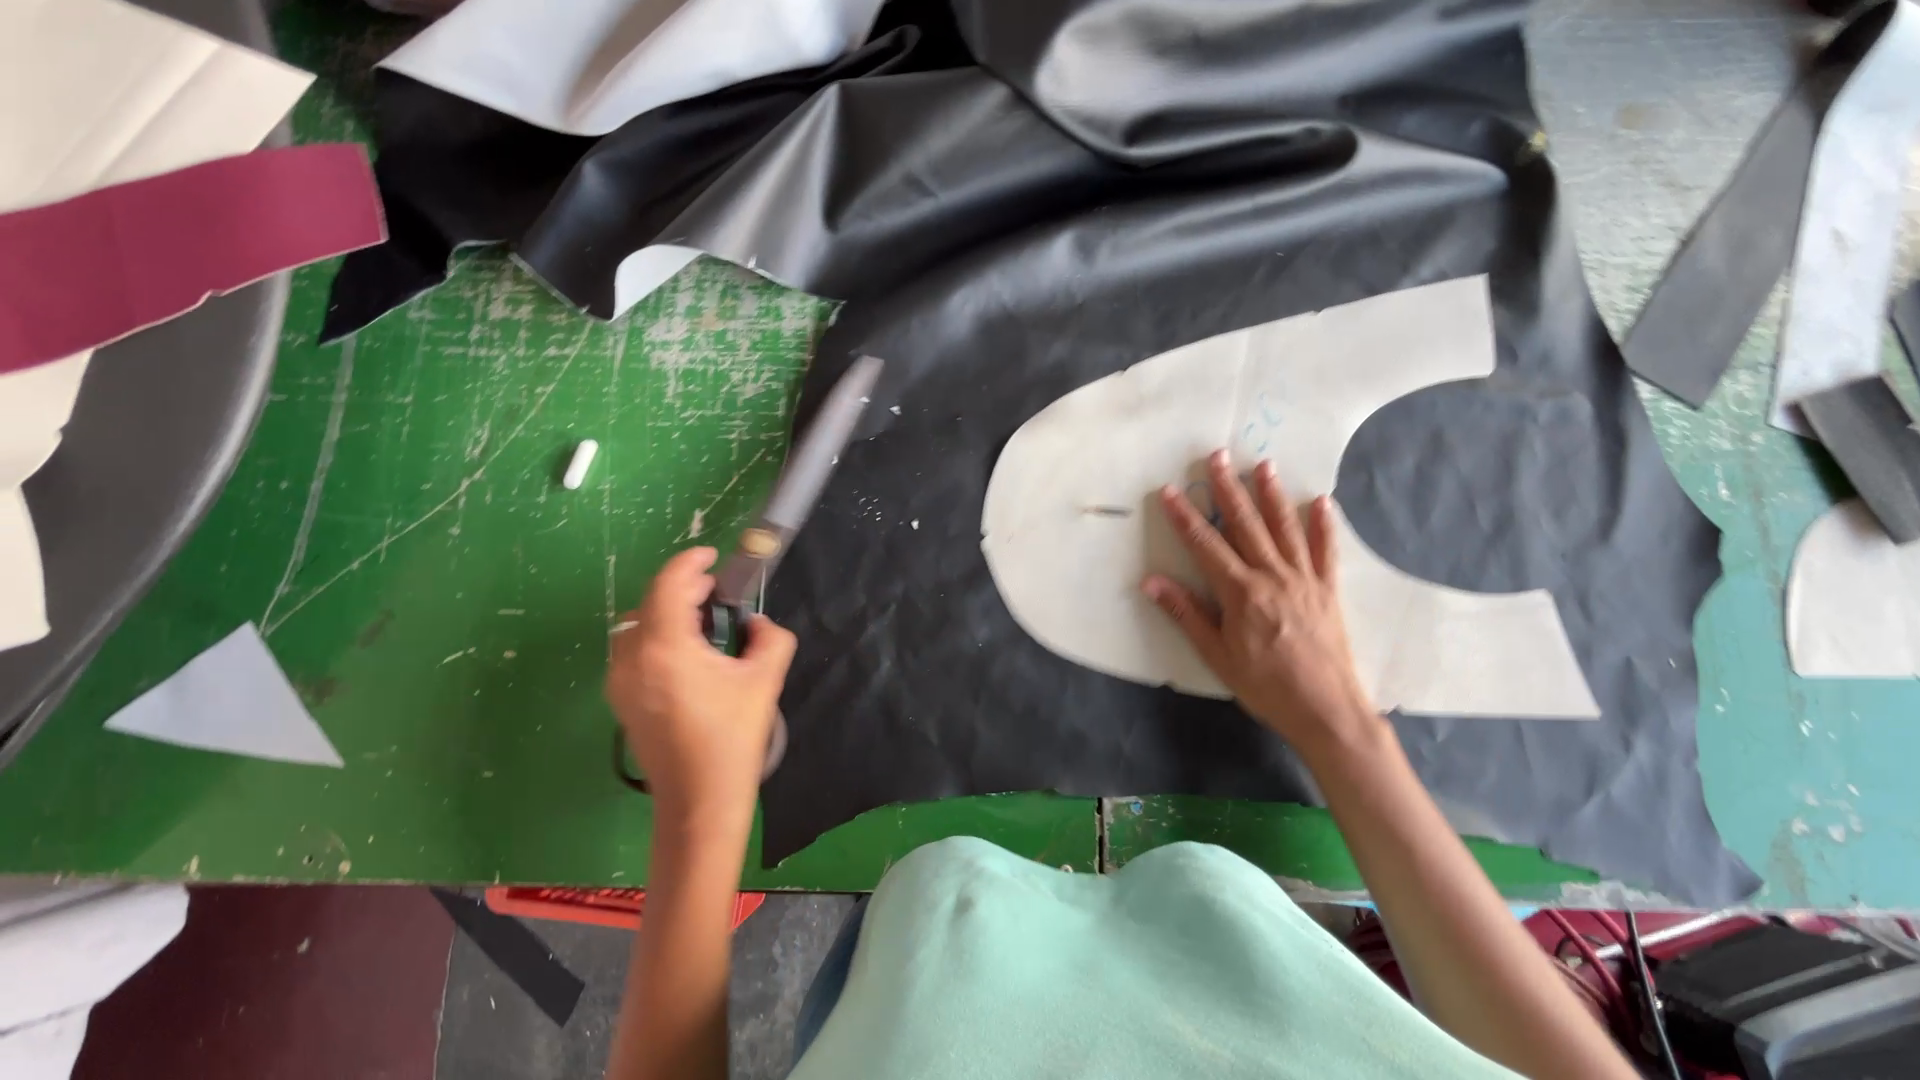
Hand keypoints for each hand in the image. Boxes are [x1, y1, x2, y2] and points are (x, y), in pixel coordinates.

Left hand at [606, 547, 797, 832]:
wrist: (699, 801)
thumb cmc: (733, 738)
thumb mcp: (765, 681)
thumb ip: (770, 638)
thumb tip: (756, 624)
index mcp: (665, 648)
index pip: (668, 585)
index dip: (689, 563)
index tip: (712, 557)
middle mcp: (632, 659)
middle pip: (650, 603)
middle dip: (681, 589)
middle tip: (715, 593)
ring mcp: (620, 682)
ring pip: (636, 627)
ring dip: (665, 613)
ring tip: (700, 623)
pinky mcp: (620, 701)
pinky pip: (632, 652)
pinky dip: (655, 638)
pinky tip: (685, 656)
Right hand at [1143, 449, 1380, 758]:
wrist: (1326, 709)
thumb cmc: (1265, 686)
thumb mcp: (1217, 656)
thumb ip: (1187, 614)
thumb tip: (1151, 582)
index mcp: (1241, 593)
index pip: (1206, 545)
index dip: (1186, 516)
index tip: (1171, 490)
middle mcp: (1273, 576)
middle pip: (1246, 525)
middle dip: (1228, 488)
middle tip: (1217, 455)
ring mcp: (1304, 580)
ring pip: (1285, 528)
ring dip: (1272, 495)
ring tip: (1263, 465)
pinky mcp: (1328, 590)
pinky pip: (1326, 550)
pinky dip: (1323, 525)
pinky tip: (1321, 502)